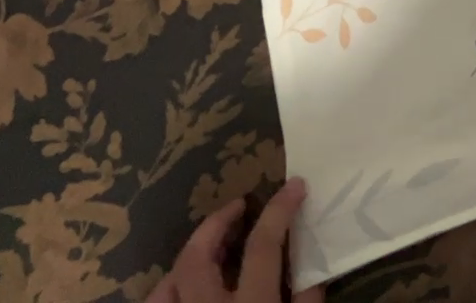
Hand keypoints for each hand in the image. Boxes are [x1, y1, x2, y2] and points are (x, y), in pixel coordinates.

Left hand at [146, 178, 321, 302]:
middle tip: (239, 207)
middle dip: (215, 224)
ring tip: (208, 246)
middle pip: (197, 260)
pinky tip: (184, 286)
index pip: (262, 247)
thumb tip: (312, 265)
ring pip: (163, 288)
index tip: (296, 185)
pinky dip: (167, 292)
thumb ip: (306, 300)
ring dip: (186, 260)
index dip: (279, 210)